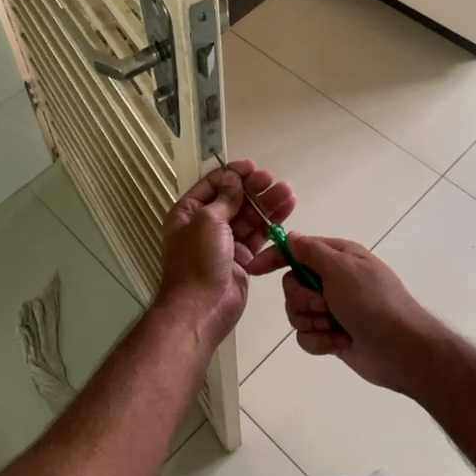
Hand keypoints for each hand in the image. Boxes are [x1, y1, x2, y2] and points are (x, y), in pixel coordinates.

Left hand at [158, 160, 294, 339]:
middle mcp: (206, 225)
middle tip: (273, 181)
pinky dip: (271, 224)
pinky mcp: (242, 259)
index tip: (253, 167)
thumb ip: (224, 199)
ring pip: (249, 217)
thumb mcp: (207, 221)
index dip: (232, 174)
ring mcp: (224, 243)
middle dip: (254, 189)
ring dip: (267, 204)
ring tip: (287, 192)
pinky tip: (287, 211)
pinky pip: (258, 236)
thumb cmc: (197, 259)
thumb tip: (233, 178)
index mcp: (188, 213)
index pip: (212, 185)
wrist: (200, 308)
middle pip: (233, 200)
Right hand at [246, 235, 447, 394]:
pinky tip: (338, 344)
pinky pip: (306, 336)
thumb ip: (312, 252)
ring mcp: (332, 309)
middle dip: (302, 299)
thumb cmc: (373, 303)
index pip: (297, 250)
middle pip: (292, 285)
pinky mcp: (331, 335)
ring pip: (296, 312)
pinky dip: (319, 342)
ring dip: (312, 322)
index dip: (275, 257)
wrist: (403, 351)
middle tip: (323, 306)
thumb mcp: (342, 269)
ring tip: (334, 328)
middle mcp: (333, 280)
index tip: (254, 269)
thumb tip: (292, 236)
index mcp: (338, 258)